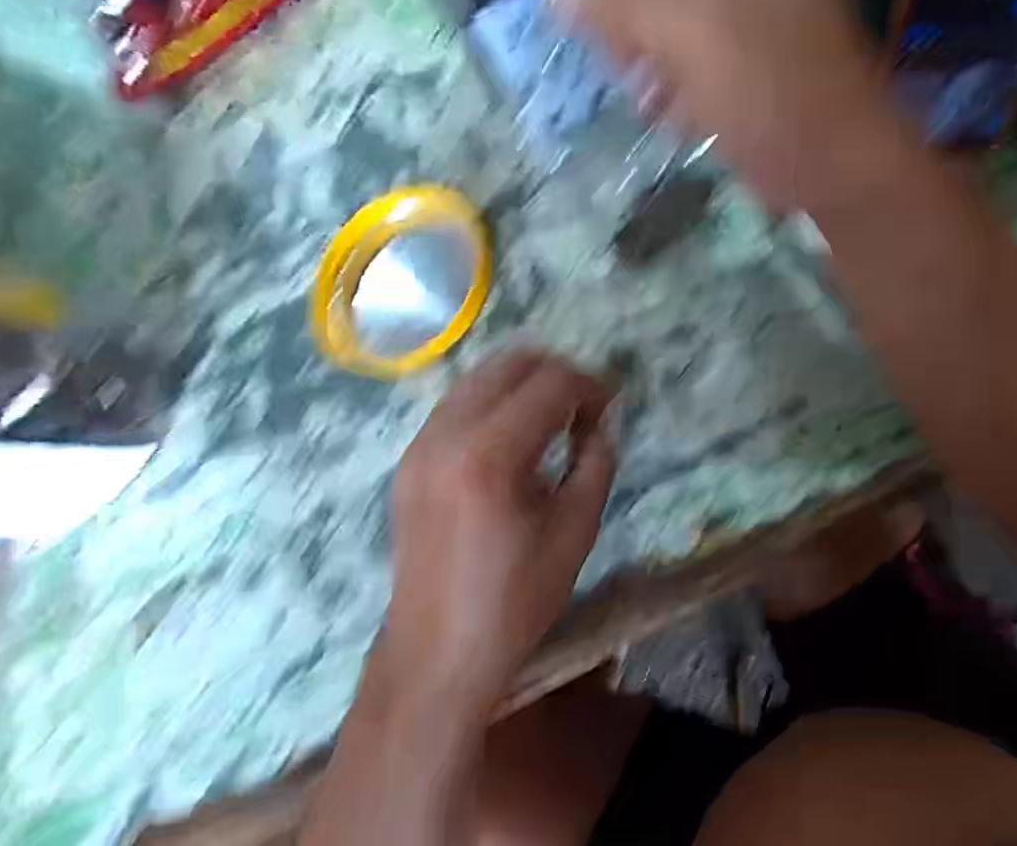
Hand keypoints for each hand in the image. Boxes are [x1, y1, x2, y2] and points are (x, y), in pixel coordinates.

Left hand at [378, 350, 616, 707]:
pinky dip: (489, 404)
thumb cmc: (514, 602)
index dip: (589, 387)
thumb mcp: (575, 532)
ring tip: (549, 421)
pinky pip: (454, 405)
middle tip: (582, 407)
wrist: (435, 653)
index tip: (608, 410)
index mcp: (489, 454)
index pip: (549, 383)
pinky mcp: (408, 459)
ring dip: (520, 385)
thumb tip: (600, 424)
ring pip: (477, 377)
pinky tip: (510, 440)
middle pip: (508, 362)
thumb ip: (596, 462)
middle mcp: (446, 433)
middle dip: (554, 373)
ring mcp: (419, 443)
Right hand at [554, 0, 904, 209]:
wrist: (830, 165)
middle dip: (617, 1)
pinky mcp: (724, 35)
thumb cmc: (771, 86)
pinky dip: (656, 71)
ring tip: (649, 86)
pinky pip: (662, 35)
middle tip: (616, 51)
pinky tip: (667, 105)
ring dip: (634, 44)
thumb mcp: (687, 28)